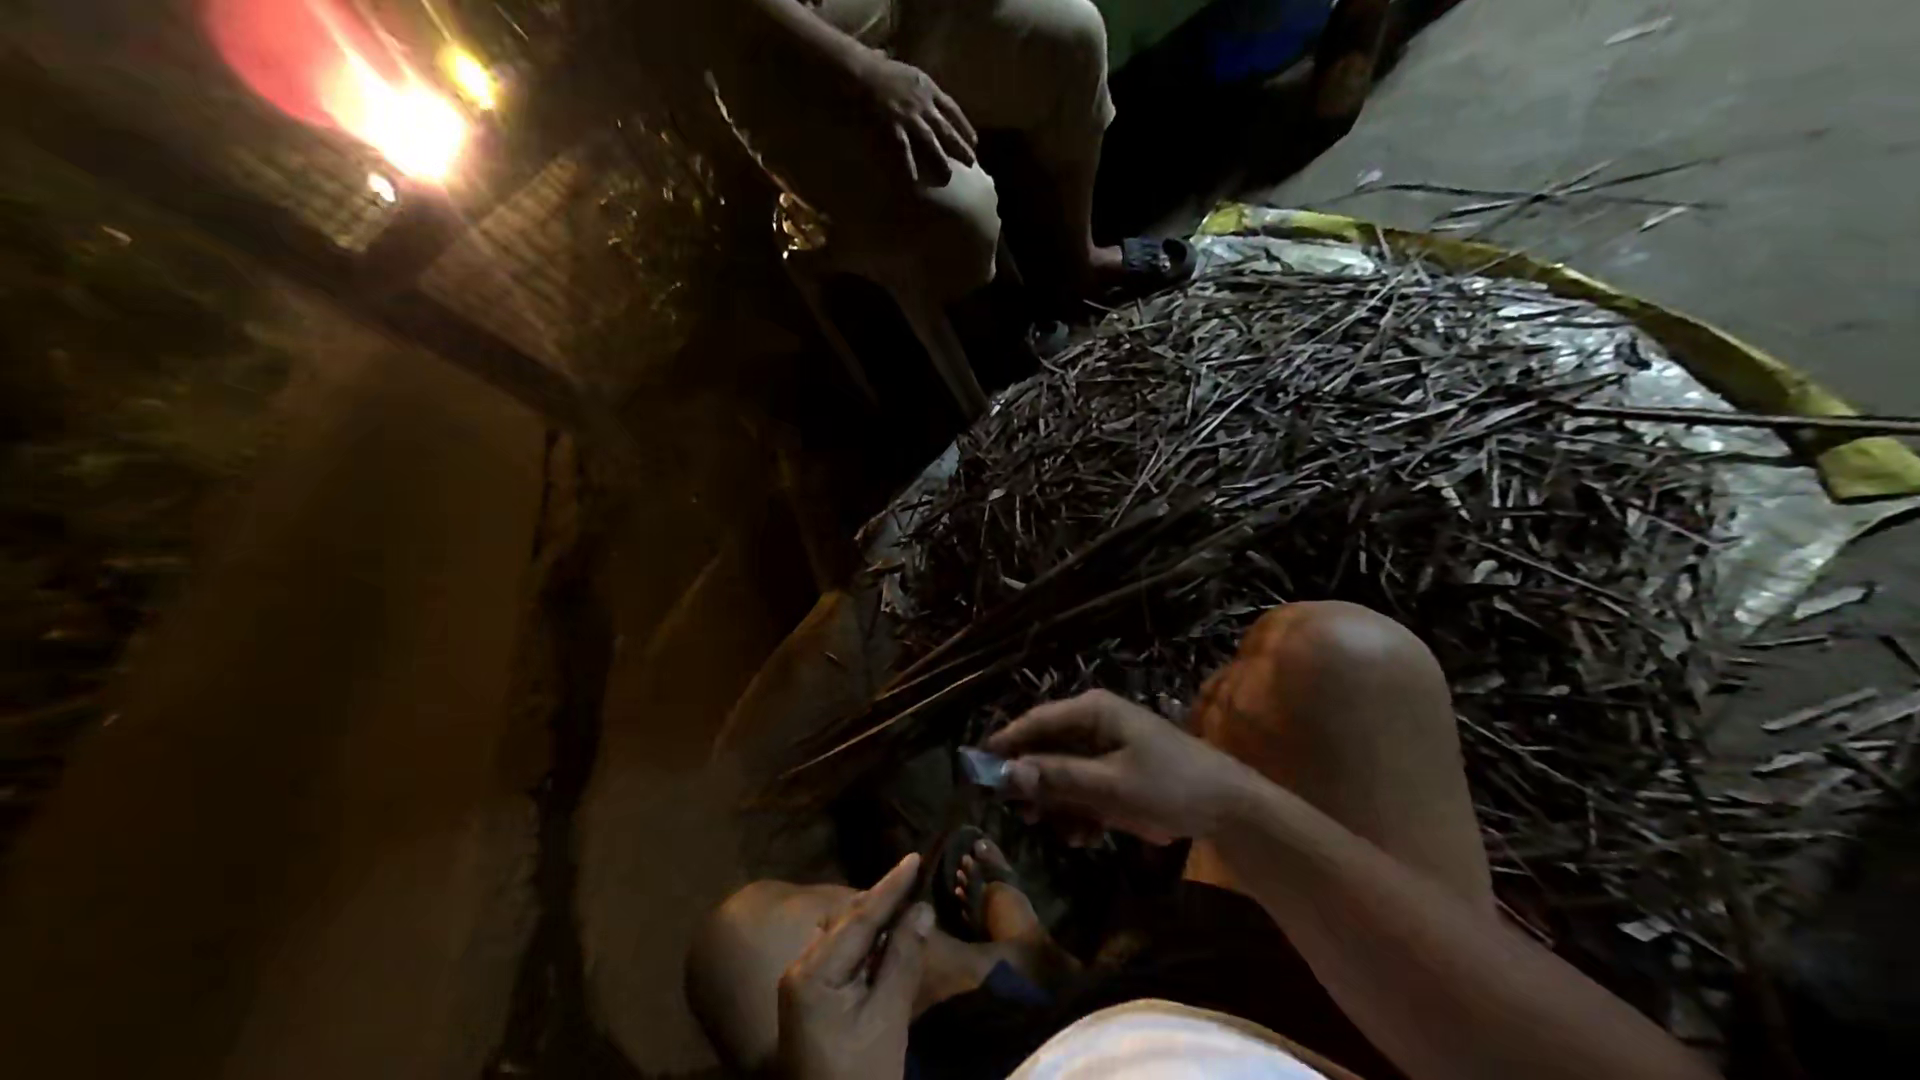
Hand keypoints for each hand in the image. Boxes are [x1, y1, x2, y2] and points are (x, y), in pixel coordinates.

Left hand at [778, 853, 933, 1079]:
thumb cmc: (861, 1075)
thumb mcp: (887, 1017)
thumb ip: (902, 958)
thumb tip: (922, 910)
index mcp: (812, 973)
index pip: (858, 918)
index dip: (890, 886)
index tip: (914, 858)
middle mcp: (799, 969)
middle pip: (847, 921)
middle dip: (882, 898)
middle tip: (913, 873)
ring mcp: (800, 984)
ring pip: (843, 935)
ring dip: (874, 917)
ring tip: (905, 896)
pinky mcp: (809, 998)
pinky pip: (840, 954)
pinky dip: (864, 941)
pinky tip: (885, 936)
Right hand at [847, 51, 976, 185]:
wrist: (854, 70)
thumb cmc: (872, 68)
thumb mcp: (902, 70)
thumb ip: (913, 84)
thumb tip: (922, 92)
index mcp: (926, 86)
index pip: (952, 109)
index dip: (965, 127)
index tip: (974, 142)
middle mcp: (922, 103)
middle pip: (946, 129)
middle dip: (960, 148)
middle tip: (972, 164)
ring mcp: (908, 117)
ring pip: (931, 143)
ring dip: (941, 162)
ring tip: (948, 178)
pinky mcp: (892, 129)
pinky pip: (904, 153)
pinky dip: (909, 168)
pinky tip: (914, 182)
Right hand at [985, 690, 1251, 844]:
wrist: (1227, 809)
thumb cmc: (1169, 784)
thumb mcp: (1110, 785)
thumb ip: (1058, 778)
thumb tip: (1008, 773)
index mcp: (1093, 712)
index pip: (1037, 721)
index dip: (1006, 743)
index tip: (978, 768)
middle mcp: (1094, 724)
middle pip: (1045, 748)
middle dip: (1031, 781)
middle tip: (1016, 811)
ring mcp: (1104, 750)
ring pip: (1060, 773)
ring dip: (1054, 803)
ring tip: (1052, 830)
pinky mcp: (1114, 775)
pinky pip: (1081, 790)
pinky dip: (1077, 812)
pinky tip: (1081, 837)